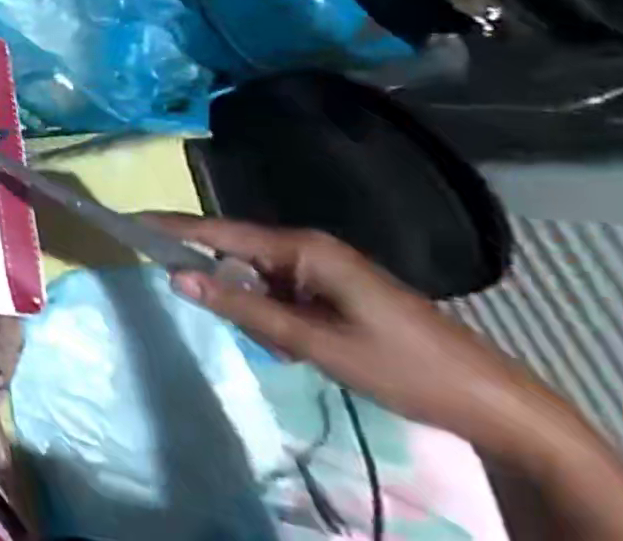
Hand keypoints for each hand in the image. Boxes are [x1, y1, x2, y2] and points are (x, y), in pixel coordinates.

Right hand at [147, 215, 573, 461]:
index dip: (174, 227)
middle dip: (222, 284)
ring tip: (285, 349)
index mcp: (303, 248)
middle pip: (237, 253)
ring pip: (259, 278)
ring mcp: (324, 268)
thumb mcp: (314, 343)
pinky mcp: (334, 290)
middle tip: (218, 314)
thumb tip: (176, 276)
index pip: (220, 232)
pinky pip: (282, 293)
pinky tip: (298, 348)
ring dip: (255, 309)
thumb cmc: (400, 367)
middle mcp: (309, 247)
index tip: (130, 219)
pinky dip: (275, 318)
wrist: (492, 402)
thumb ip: (242, 308)